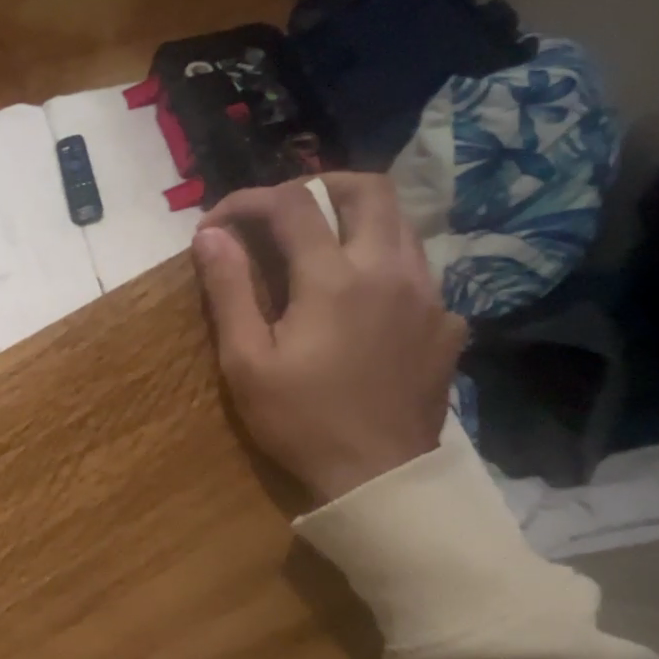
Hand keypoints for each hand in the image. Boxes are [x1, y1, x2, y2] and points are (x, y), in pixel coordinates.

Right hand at [192, 173, 467, 503]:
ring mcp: (429, 292)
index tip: (214, 223)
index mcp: (334, 278)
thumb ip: (229, 291)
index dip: (246, 201)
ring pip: (399, 224)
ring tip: (315, 249)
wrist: (376, 472)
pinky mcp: (447, 320)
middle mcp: (390, 268)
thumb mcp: (245, 361)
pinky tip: (357, 301)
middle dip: (317, 185)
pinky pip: (417, 269)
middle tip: (279, 211)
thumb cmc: (298, 419)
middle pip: (368, 189)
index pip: (291, 206)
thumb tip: (210, 237)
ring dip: (353, 221)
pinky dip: (379, 264)